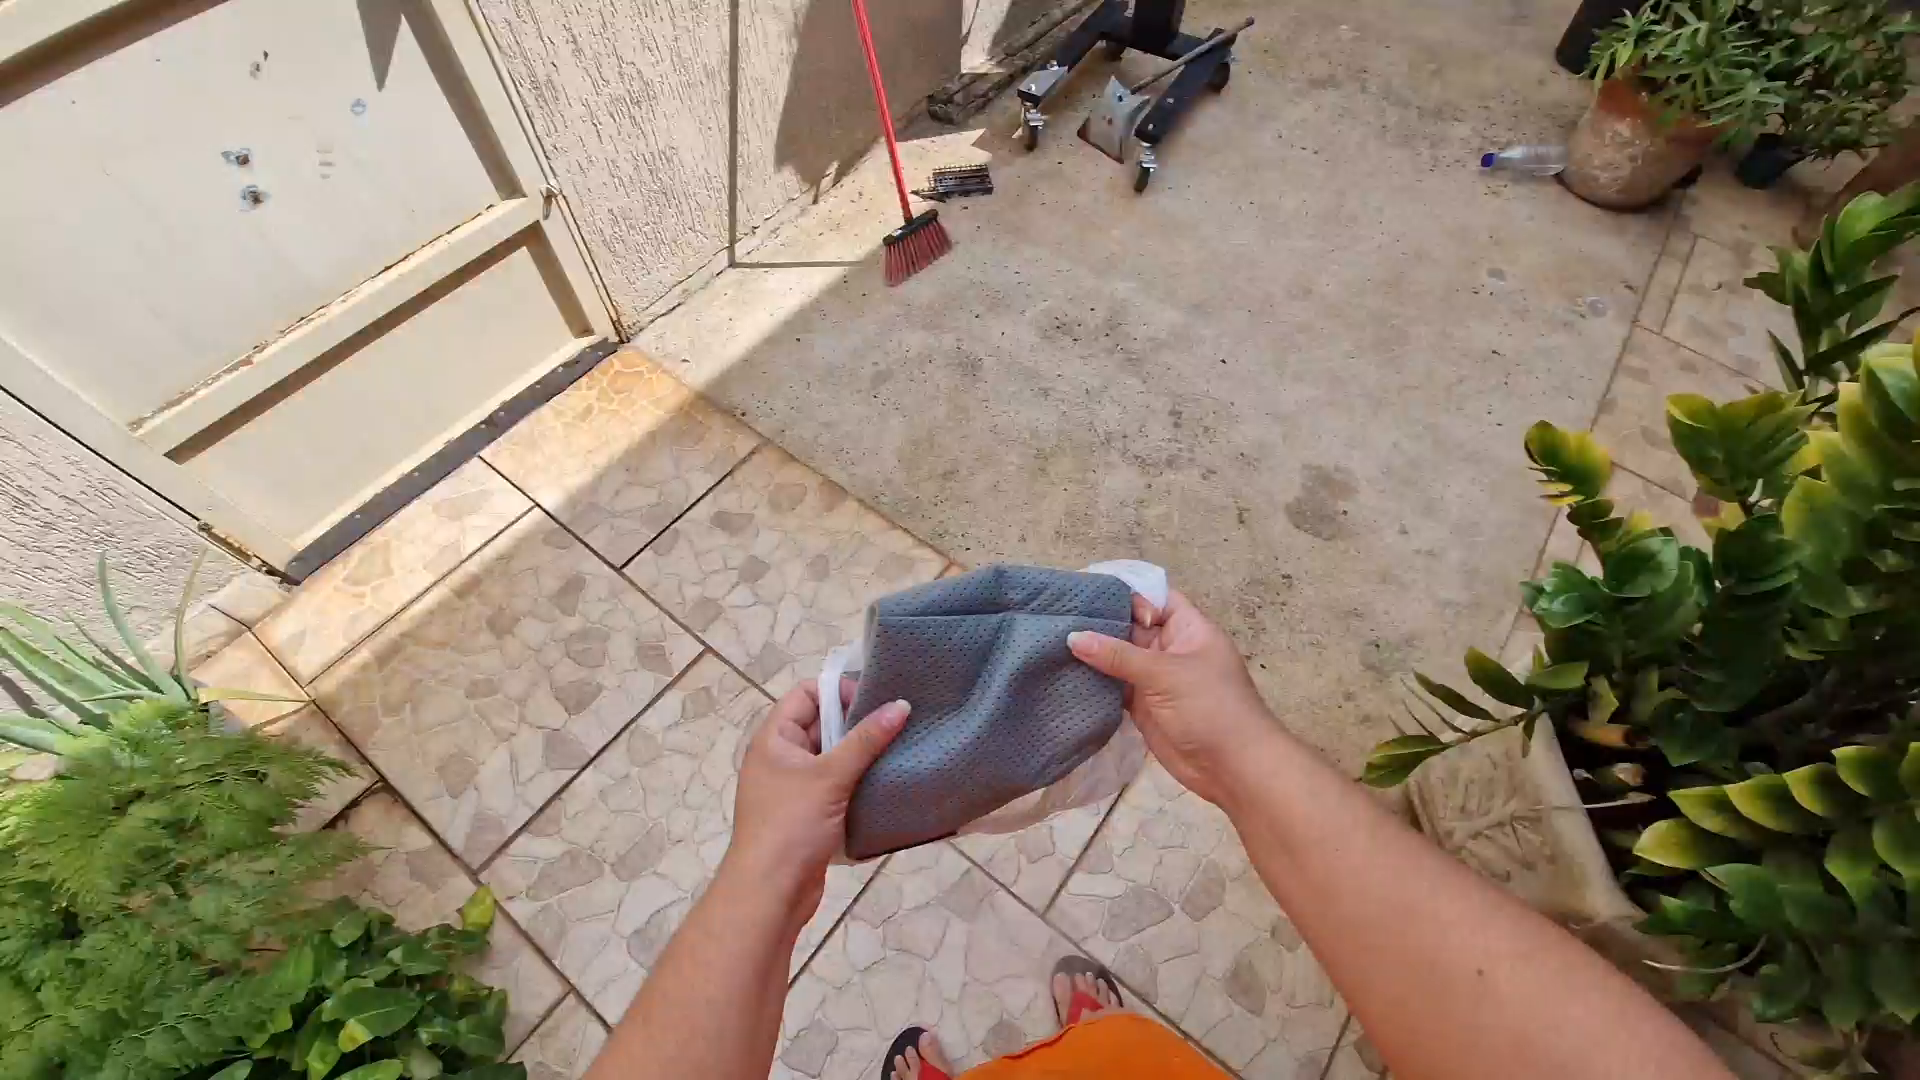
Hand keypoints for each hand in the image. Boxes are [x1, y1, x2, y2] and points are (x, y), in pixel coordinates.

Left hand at [727, 679, 909, 926]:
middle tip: (897, 721)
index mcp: (774, 738)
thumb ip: (867, 739)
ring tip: (899, 746)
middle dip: (857, 721)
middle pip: (822, 722)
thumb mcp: (830, 776)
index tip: (875, 700)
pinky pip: (837, 783)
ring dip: (862, 752)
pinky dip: (858, 779)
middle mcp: (781, 757)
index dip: (838, 690)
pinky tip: (887, 779)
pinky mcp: (809, 812)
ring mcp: (795, 786)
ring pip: (833, 755)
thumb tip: (901, 705)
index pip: (806, 693)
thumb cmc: (792, 825)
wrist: (770, 894)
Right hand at [1069, 589, 1280, 807]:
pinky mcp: (1142, 705)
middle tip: (1059, 614)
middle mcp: (1169, 649)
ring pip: (1118, 657)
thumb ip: (1118, 654)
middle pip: (1131, 627)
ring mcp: (1155, 678)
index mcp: (1187, 629)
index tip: (1086, 590)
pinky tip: (1064, 671)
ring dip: (1093, 652)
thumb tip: (1073, 637)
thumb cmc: (1210, 707)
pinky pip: (1114, 685)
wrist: (1233, 769)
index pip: (1154, 599)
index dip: (1125, 593)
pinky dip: (1093, 681)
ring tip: (1053, 638)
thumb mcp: (1165, 673)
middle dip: (1100, 622)